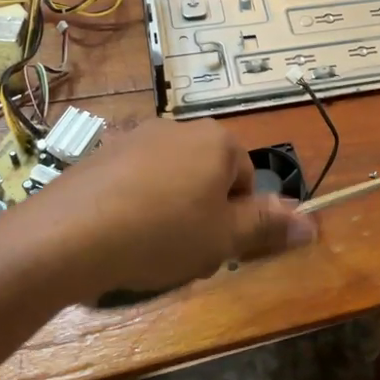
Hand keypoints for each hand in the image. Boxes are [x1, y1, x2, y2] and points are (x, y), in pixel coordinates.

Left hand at [19, 118, 316, 295]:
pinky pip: (132, 182)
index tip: (216, 246)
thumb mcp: (222, 239)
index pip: (246, 178)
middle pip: (208, 175)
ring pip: (170, 179)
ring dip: (169, 211)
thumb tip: (313, 224)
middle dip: (203, 213)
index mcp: (217, 141)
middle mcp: (179, 128)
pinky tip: (117, 239)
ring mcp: (134, 137)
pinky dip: (133, 207)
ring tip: (148, 251)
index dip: (236, 217)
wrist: (67, 235)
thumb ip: (267, 227)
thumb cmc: (160, 234)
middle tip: (185, 252)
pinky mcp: (99, 155)